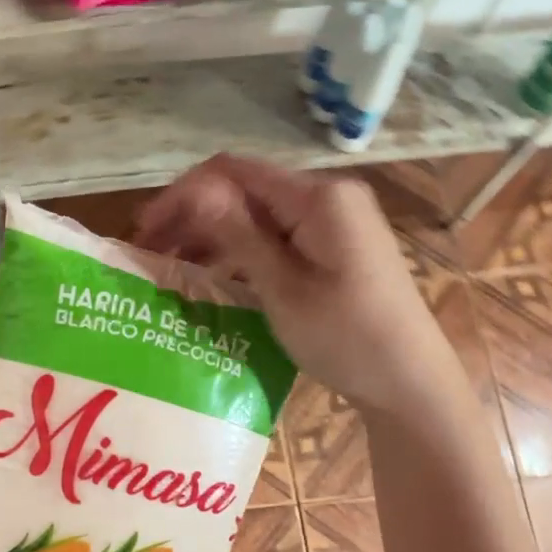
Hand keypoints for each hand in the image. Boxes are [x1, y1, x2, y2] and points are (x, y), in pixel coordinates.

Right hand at [135, 155, 465, 414]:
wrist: (408, 380)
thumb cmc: (346, 337)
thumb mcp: (284, 288)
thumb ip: (239, 234)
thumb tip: (193, 190)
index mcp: (317, 197)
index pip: (232, 172)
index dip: (182, 194)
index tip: (143, 231)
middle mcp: (326, 197)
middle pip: (244, 191)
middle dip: (192, 215)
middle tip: (149, 254)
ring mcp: (332, 224)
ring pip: (257, 217)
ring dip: (211, 236)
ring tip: (171, 269)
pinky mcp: (333, 249)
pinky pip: (276, 239)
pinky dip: (240, 253)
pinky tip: (211, 279)